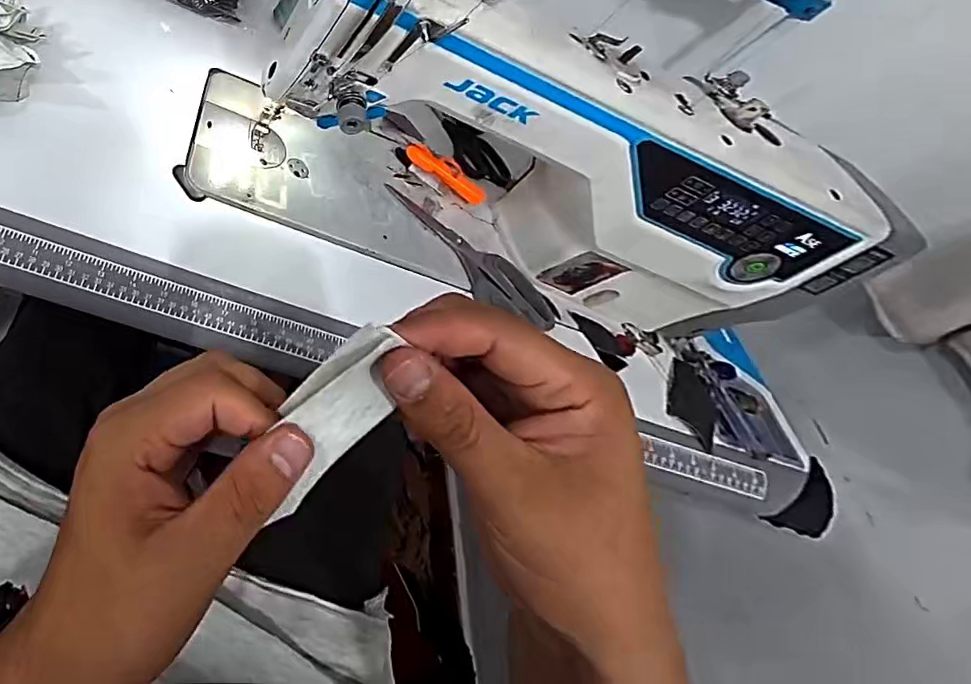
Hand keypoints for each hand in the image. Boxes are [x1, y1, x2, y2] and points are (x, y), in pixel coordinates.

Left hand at [0, 352, 314, 683]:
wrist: (71, 656)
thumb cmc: (112, 617)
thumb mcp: (192, 560)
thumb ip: (247, 496)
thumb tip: (294, 442)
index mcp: (128, 436)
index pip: (210, 387)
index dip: (259, 412)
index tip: (293, 449)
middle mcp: (128, 422)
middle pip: (209, 375)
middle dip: (258, 402)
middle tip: (292, 445)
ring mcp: (135, 436)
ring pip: (206, 392)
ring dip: (247, 416)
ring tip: (276, 458)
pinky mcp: (147, 455)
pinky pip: (199, 421)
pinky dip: (232, 434)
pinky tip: (249, 468)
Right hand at [380, 295, 686, 683]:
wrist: (592, 639)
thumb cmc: (582, 570)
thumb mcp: (513, 490)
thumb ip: (453, 421)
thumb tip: (399, 362)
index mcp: (580, 385)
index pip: (497, 332)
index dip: (437, 330)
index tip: (384, 345)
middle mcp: (555, 382)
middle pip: (479, 335)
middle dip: (426, 342)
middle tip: (378, 362)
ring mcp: (529, 403)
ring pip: (463, 358)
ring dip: (423, 366)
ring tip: (384, 383)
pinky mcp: (505, 425)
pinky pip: (458, 390)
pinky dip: (428, 392)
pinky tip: (407, 405)